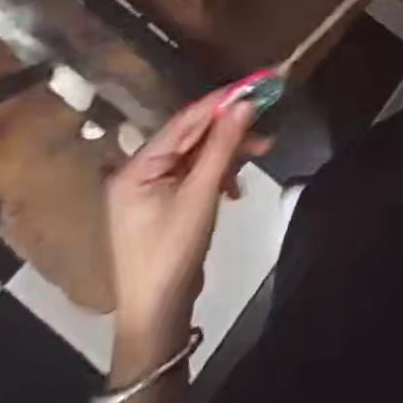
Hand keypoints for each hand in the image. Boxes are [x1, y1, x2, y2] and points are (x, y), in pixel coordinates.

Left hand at [105, 86, 271, 354]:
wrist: (158, 316)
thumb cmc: (173, 252)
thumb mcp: (202, 195)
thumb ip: (223, 146)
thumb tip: (245, 104)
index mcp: (136, 166)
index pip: (183, 121)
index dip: (219, 102)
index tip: (253, 86)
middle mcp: (137, 172)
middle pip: (189, 138)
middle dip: (228, 132)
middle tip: (265, 127)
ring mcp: (148, 190)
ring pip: (195, 157)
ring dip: (226, 155)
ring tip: (260, 155)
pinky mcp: (163, 206)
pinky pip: (193, 177)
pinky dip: (217, 176)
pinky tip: (235, 188)